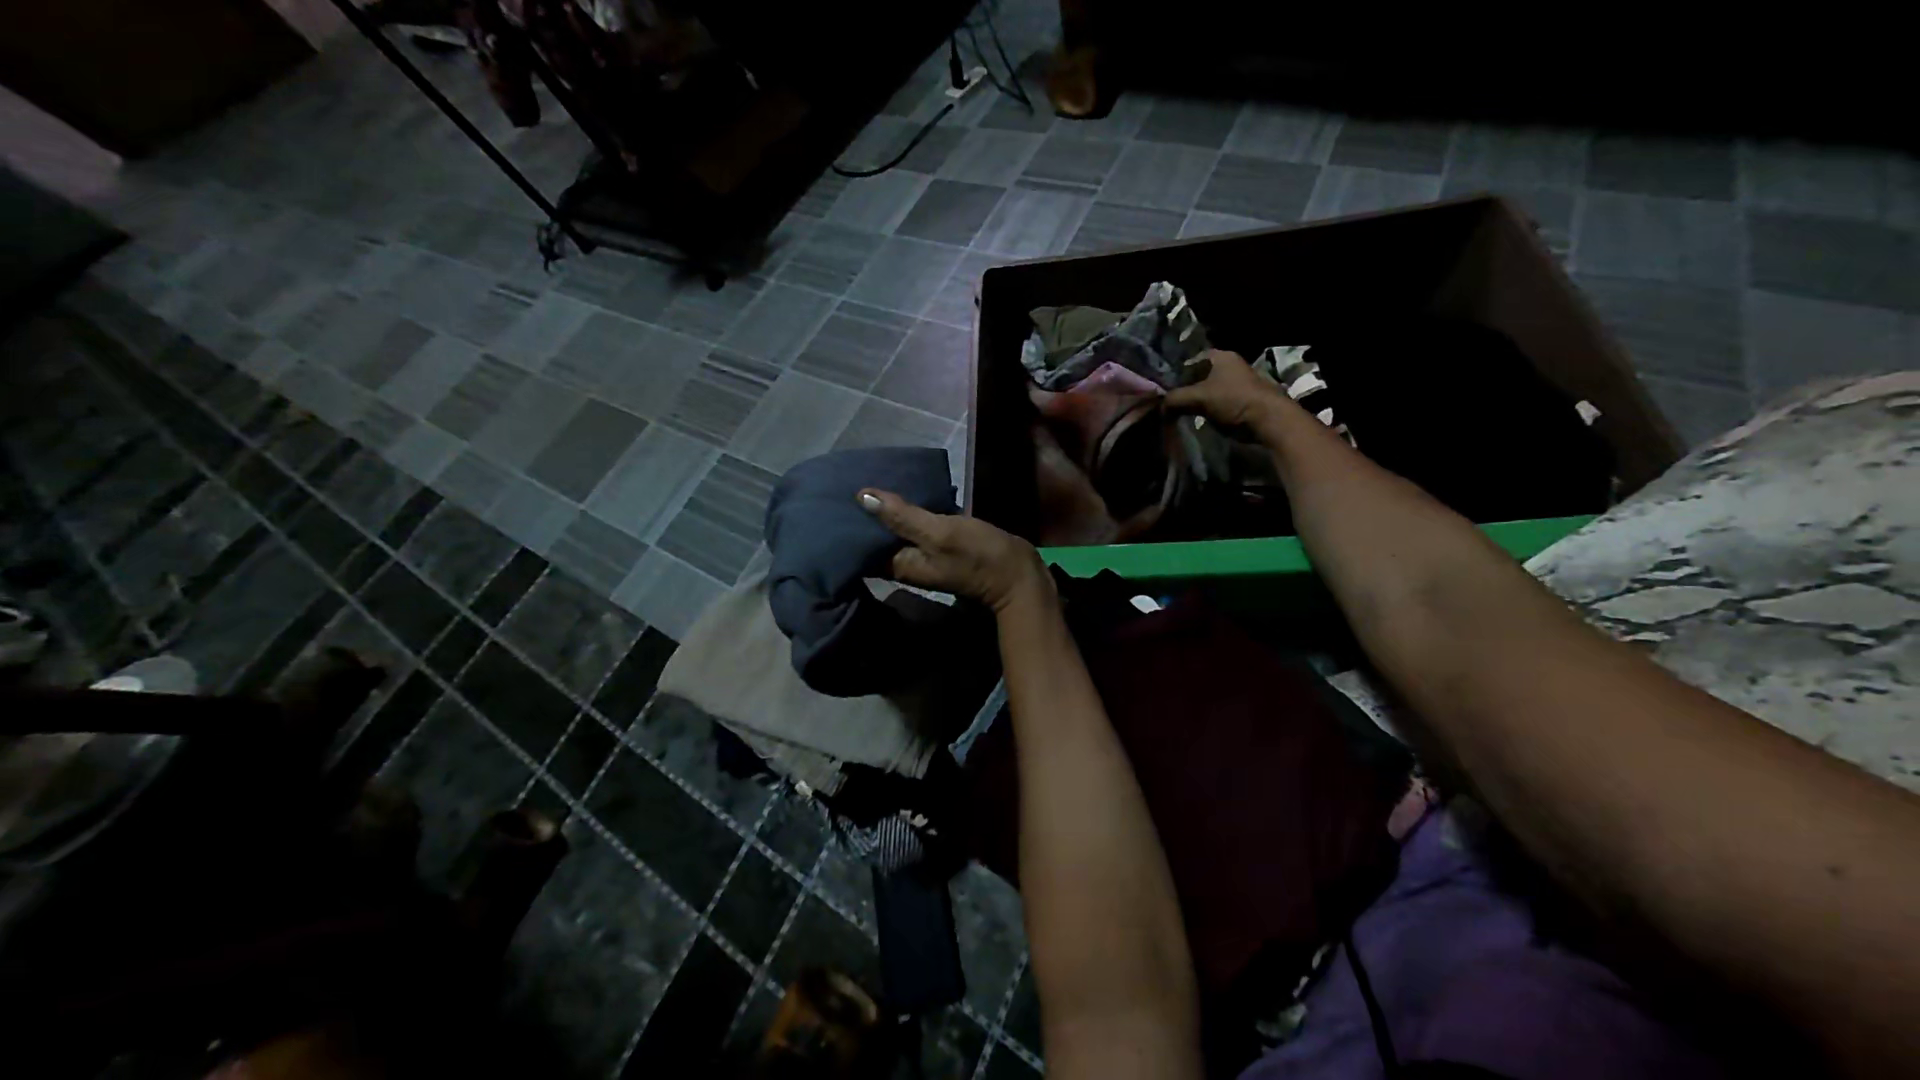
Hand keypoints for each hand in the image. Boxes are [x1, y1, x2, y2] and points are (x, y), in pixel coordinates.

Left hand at [858, 489, 1051, 613]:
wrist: (1019, 576)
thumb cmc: (978, 555)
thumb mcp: (938, 532)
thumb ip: (901, 516)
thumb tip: (862, 496)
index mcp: (900, 565)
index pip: (861, 547)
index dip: (848, 525)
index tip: (836, 499)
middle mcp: (907, 563)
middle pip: (878, 539)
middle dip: (866, 515)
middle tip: (851, 481)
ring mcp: (925, 556)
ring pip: (897, 532)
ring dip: (887, 512)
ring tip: (872, 480)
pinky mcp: (941, 546)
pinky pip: (917, 527)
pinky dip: (909, 513)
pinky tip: (904, 492)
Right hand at [1165, 348, 1284, 428]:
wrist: (1267, 420)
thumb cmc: (1233, 400)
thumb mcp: (1198, 397)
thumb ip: (1175, 399)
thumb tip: (1160, 405)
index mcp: (1220, 356)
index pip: (1188, 360)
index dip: (1174, 373)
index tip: (1162, 388)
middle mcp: (1227, 365)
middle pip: (1196, 376)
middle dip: (1182, 389)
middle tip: (1166, 402)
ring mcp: (1234, 383)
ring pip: (1204, 390)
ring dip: (1192, 401)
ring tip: (1176, 412)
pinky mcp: (1237, 399)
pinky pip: (1213, 402)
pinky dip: (1203, 409)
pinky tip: (1192, 418)